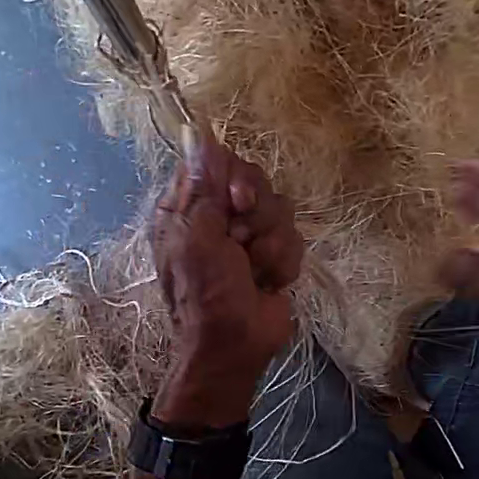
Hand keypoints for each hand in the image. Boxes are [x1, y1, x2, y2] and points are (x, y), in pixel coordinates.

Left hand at [151, 138, 303, 427]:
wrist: (234, 347)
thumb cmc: (206, 295)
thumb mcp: (197, 239)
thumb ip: (203, 186)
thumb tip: (196, 131)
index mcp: (187, 207)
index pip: (215, 161)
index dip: (233, 178)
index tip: (236, 202)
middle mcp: (217, 214)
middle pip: (253, 181)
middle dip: (255, 216)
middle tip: (241, 243)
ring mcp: (247, 235)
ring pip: (278, 208)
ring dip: (269, 246)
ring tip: (253, 271)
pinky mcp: (273, 254)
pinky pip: (292, 237)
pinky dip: (282, 263)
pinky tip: (268, 283)